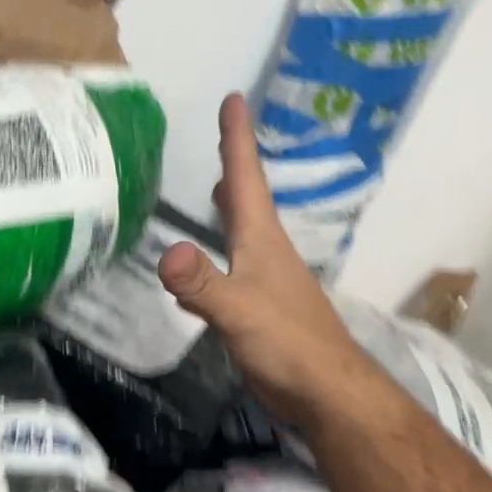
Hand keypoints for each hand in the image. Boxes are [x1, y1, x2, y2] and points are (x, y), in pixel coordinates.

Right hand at [156, 93, 373, 426]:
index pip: (245, 181)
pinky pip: (229, 269)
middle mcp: (265, 253)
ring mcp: (264, 281)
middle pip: (246, 200)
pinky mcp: (257, 309)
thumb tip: (167, 253)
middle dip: (232, 167)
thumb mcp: (238, 310)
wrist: (324, 391)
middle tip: (222, 137)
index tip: (233, 101)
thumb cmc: (287, 343)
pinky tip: (199, 269)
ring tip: (211, 189)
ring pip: (240, 233)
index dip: (236, 142)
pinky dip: (213, 256)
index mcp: (261, 241)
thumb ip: (203, 283)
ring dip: (227, 209)